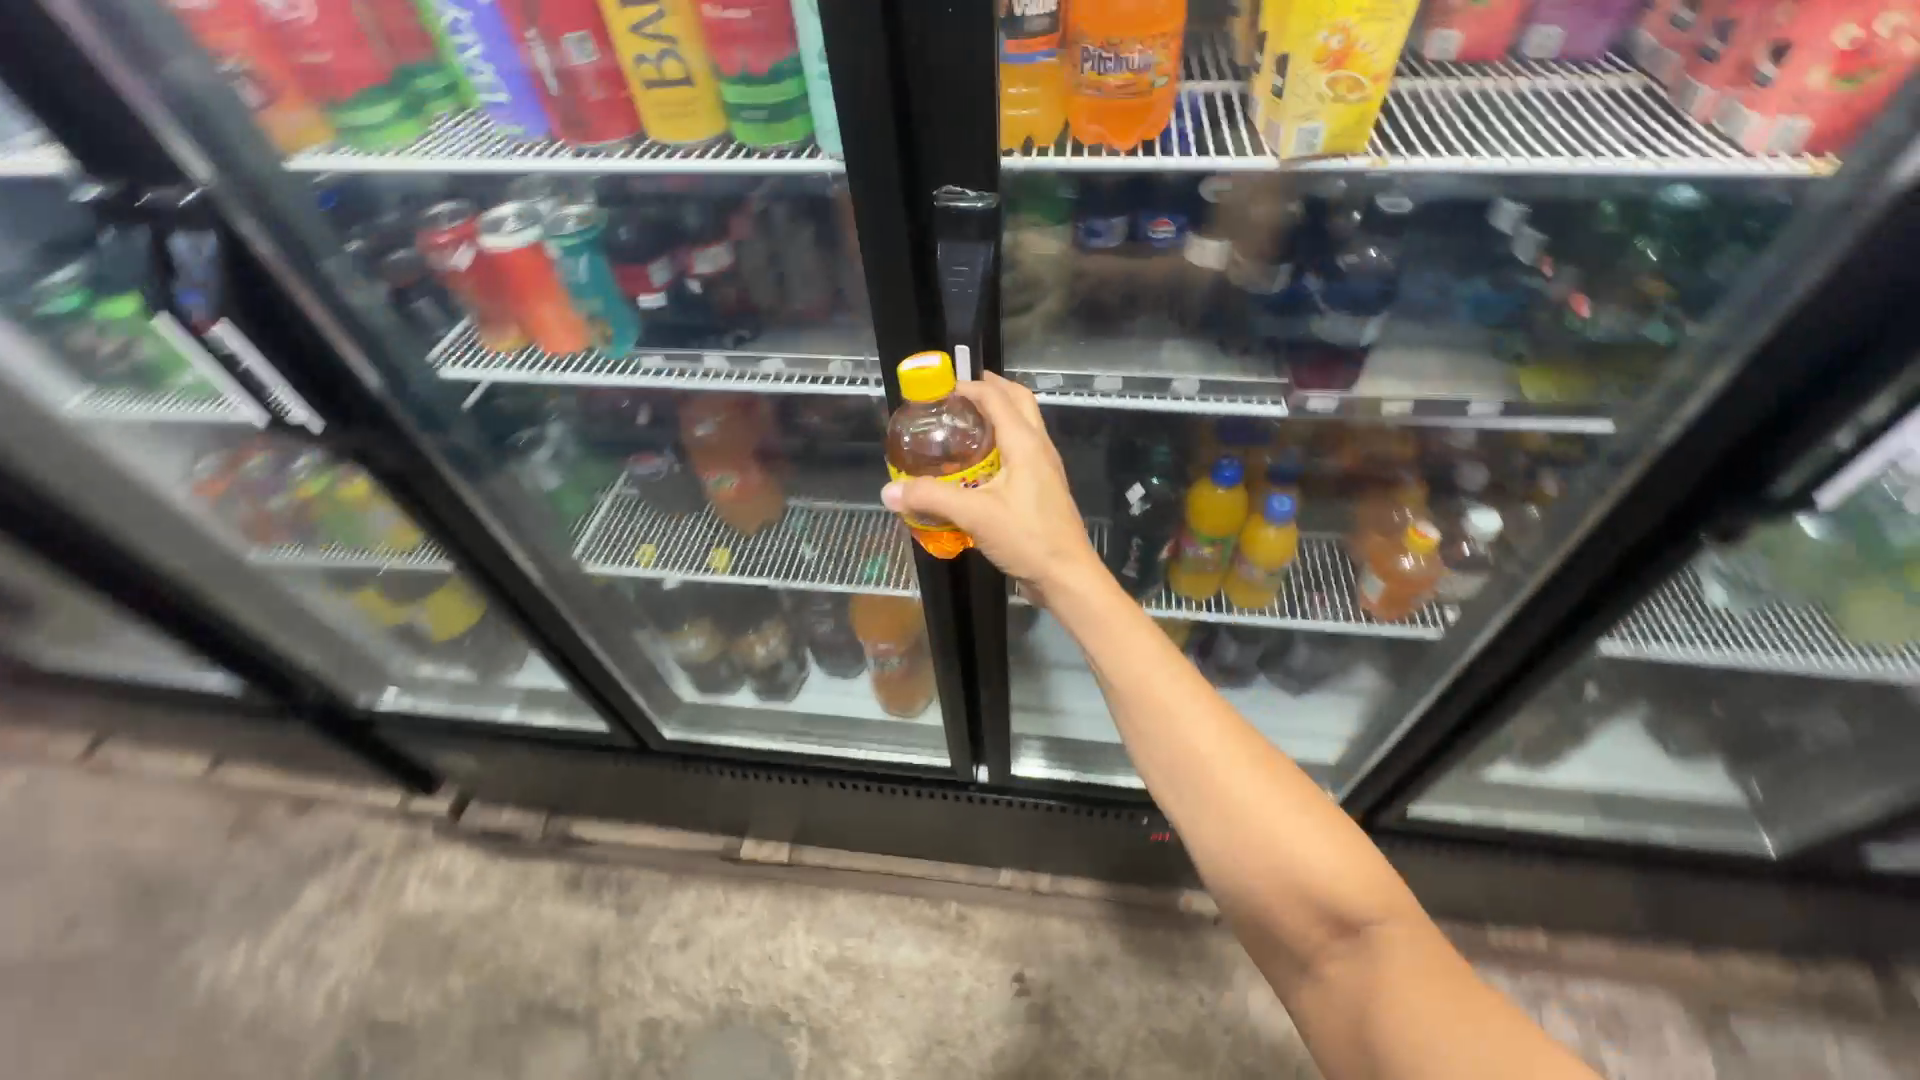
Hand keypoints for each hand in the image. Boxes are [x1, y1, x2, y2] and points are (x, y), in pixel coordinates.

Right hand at [881, 372, 1102, 596]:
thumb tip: (890, 491)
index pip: (997, 398)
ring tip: (967, 425)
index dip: (970, 387)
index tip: (941, 389)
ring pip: (1025, 426)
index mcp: (1026, 443)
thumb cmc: (1027, 538)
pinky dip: (1003, 444)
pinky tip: (981, 466)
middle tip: (960, 394)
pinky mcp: (1044, 489)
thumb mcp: (975, 515)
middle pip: (1019, 401)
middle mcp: (1040, 448)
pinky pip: (1024, 452)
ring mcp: (1046, 469)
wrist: (1067, 576)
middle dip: (991, 390)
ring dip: (1000, 416)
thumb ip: (931, 498)